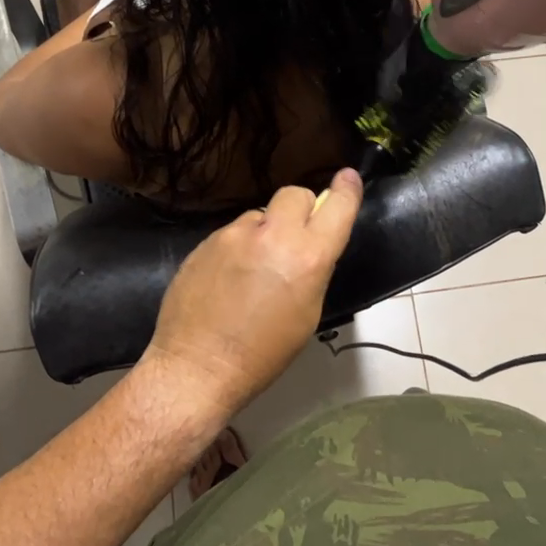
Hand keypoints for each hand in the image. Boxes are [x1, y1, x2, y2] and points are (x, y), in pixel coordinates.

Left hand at [144, 169, 364, 417]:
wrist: (198, 367)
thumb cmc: (263, 354)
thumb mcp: (307, 314)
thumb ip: (313, 269)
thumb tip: (310, 247)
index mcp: (308, 258)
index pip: (336, 207)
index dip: (346, 191)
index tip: (347, 178)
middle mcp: (273, 236)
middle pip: (294, 195)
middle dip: (300, 209)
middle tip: (293, 237)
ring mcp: (234, 235)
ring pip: (259, 216)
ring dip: (264, 232)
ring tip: (252, 270)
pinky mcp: (205, 242)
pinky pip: (231, 234)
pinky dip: (237, 248)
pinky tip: (227, 279)